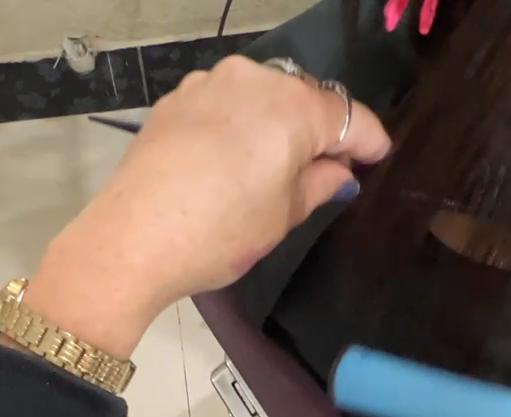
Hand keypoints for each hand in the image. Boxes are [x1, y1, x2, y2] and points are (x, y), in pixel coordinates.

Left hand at [23, 56, 392, 356]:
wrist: (132, 240)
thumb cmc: (216, 235)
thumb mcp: (280, 218)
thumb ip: (318, 186)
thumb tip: (339, 172)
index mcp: (292, 108)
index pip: (347, 116)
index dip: (367, 139)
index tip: (378, 156)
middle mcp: (253, 81)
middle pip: (303, 100)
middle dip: (319, 133)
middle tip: (327, 171)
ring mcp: (210, 85)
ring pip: (261, 99)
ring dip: (276, 127)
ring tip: (274, 170)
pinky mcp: (176, 101)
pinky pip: (225, 106)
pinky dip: (239, 128)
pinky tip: (232, 163)